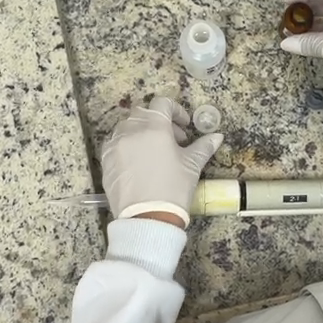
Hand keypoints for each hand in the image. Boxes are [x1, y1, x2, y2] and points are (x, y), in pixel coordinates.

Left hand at [102, 96, 222, 227]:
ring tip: (155, 151)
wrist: (147, 218)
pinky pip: (116, 143)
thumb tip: (217, 136)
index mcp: (154, 127)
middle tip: (174, 140)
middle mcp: (131, 131)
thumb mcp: (192, 166)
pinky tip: (139, 162)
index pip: (162, 104)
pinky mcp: (106, 160)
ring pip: (127, 127)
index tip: (185, 126)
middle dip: (160, 122)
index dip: (176, 111)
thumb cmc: (173, 189)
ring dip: (142, 132)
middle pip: (144, 113)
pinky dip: (128, 145)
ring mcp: (115, 145)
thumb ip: (203, 147)